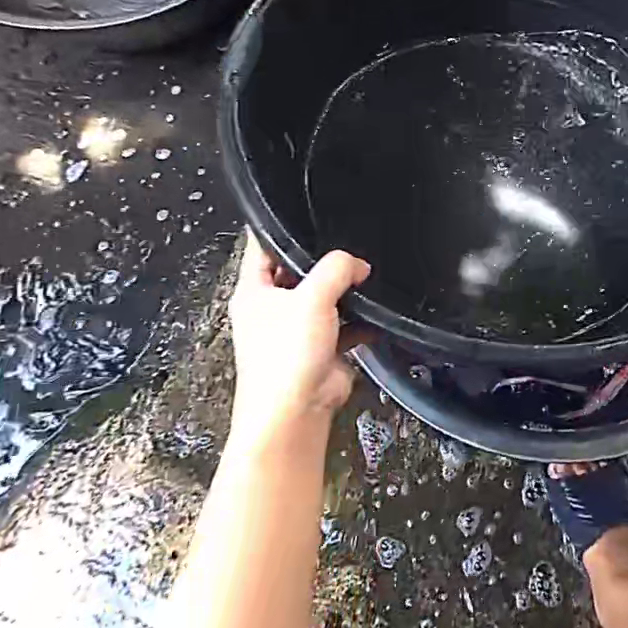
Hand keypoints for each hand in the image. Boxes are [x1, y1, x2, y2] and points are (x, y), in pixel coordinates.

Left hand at [227, 233, 371, 440]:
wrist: (296, 411)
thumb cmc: (283, 361)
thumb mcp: (311, 297)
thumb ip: (336, 269)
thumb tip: (356, 263)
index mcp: (254, 292)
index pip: (262, 247)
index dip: (280, 230)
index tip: (304, 216)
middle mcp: (272, 309)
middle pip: (299, 272)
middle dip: (325, 265)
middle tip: (347, 257)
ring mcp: (296, 330)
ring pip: (324, 298)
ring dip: (344, 294)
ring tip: (363, 284)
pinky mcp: (320, 349)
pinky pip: (343, 325)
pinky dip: (359, 322)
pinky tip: (372, 316)